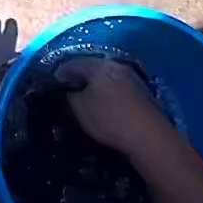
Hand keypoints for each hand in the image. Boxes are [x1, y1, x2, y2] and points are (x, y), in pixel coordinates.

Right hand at [56, 57, 174, 158]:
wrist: (150, 139)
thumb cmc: (109, 120)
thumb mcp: (77, 108)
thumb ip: (66, 95)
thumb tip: (63, 91)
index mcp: (99, 65)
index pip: (70, 64)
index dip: (57, 77)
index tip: (52, 93)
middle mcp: (116, 66)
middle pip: (89, 70)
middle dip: (76, 83)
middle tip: (67, 100)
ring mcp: (132, 78)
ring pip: (104, 80)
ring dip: (93, 90)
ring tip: (85, 107)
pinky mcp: (142, 93)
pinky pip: (116, 89)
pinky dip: (107, 96)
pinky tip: (105, 111)